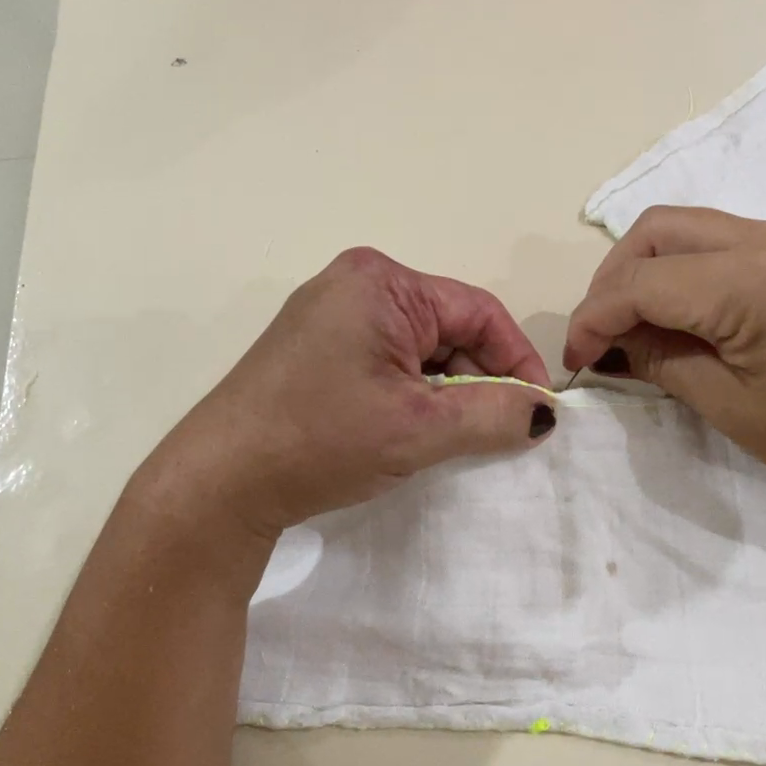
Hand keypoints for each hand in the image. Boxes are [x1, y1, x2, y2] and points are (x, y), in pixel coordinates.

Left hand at [147, 247, 556, 536]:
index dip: (517, 360)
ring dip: (446, 392)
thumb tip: (546, 413)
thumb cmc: (322, 441)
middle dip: (479, 380)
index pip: (478, 312)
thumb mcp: (420, 428)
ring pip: (419, 350)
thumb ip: (494, 414)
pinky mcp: (315, 351)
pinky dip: (412, 396)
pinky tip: (414, 432)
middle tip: (499, 432)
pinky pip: (387, 363)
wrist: (219, 483)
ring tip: (455, 439)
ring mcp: (329, 317)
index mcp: (381, 282)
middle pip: (448, 328)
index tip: (539, 412)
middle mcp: (355, 285)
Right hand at [563, 206, 765, 491]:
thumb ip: (662, 361)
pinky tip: (676, 315)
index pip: (641, 282)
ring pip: (685, 228)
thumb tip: (616, 342)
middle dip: (612, 279)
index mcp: (751, 282)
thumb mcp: (729, 406)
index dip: (594, 318)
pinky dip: (681, 270)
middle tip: (601, 334)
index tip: (576, 358)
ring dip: (644, 269)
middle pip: (656, 230)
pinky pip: (718, 241)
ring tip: (631, 326)